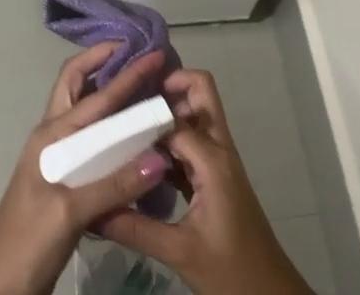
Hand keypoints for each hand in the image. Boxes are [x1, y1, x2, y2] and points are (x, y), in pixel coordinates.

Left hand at [0, 44, 172, 294]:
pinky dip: (115, 133)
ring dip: (112, 96)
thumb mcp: (69, 213)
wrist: (0, 286)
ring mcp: (58, 160)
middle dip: (106, 65)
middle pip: (78, 87)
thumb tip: (160, 157)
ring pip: (87, 114)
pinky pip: (94, 146)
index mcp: (51, 136)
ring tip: (145, 87)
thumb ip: (113, 185)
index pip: (93, 93)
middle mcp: (54, 139)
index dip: (123, 70)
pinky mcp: (66, 183)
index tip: (152, 52)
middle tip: (140, 56)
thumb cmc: (27, 241)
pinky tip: (138, 139)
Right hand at [97, 70, 313, 294]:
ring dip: (166, 111)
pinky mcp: (214, 178)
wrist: (269, 293)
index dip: (143, 114)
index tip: (109, 114)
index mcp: (213, 160)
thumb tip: (90, 211)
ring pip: (195, 116)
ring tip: (124, 123)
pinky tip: (138, 158)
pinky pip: (191, 144)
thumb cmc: (231, 270)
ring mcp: (219, 162)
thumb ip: (134, 229)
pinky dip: (168, 140)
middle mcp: (219, 150)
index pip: (173, 118)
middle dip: (168, 86)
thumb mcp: (179, 251)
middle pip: (200, 93)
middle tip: (128, 99)